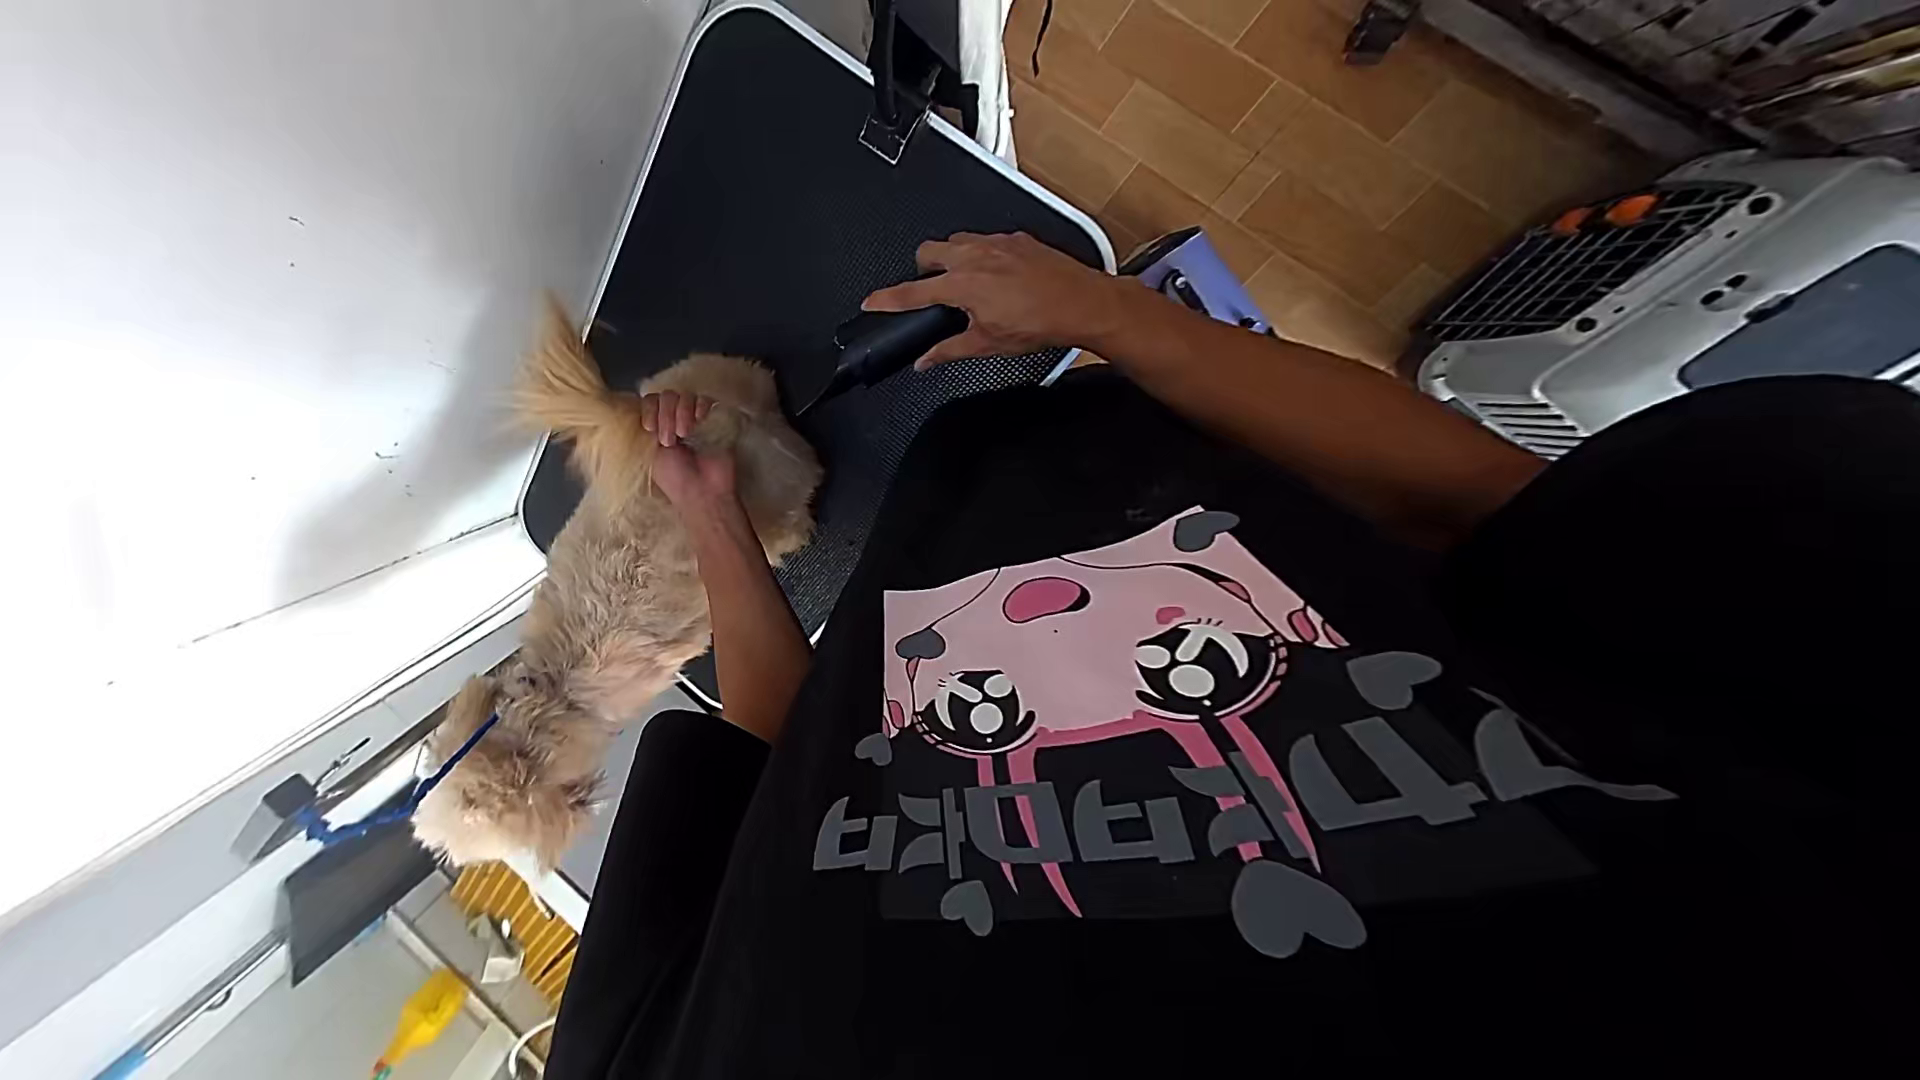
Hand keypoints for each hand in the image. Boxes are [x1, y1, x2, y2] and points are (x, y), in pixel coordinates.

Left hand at [640, 392, 737, 519]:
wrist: (701, 489)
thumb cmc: (673, 476)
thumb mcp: (648, 451)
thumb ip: (645, 428)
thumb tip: (638, 405)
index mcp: (659, 426)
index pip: (650, 400)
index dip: (649, 409)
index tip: (650, 429)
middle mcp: (676, 419)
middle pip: (666, 395)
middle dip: (665, 414)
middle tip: (670, 439)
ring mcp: (696, 418)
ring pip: (685, 396)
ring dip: (681, 413)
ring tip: (685, 434)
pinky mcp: (715, 419)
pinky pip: (706, 400)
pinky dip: (701, 407)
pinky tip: (699, 420)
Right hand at [861, 231, 1133, 368]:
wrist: (1080, 303)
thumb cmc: (1039, 322)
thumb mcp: (987, 345)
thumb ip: (949, 351)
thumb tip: (926, 361)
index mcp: (962, 284)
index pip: (912, 291)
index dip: (887, 299)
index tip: (872, 302)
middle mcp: (975, 255)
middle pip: (928, 251)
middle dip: (921, 269)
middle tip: (930, 291)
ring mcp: (996, 242)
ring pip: (957, 240)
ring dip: (951, 258)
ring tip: (964, 283)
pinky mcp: (1016, 238)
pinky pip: (986, 240)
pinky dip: (980, 254)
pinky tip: (995, 275)